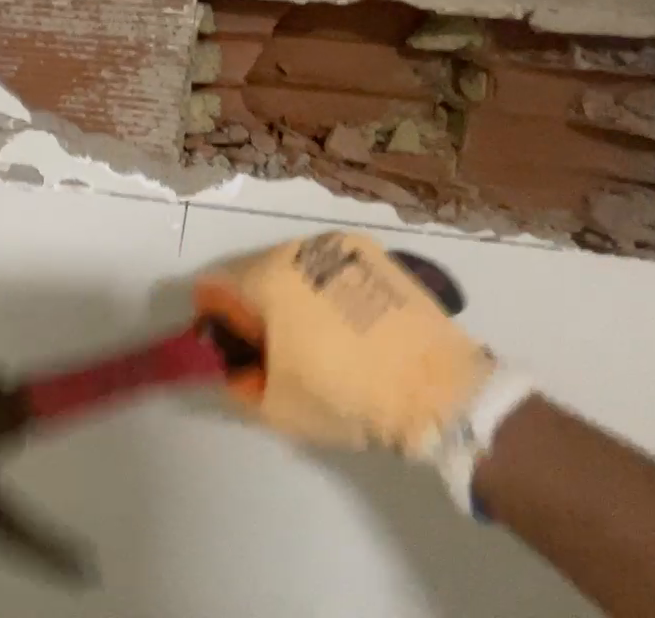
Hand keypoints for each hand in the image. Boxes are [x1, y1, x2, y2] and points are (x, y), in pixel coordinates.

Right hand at [194, 232, 492, 457]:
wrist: (442, 395)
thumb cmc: (347, 396)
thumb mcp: (275, 405)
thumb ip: (235, 381)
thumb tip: (227, 368)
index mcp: (265, 277)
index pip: (213, 290)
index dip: (216, 324)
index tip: (235, 352)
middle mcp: (298, 250)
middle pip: (254, 276)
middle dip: (257, 310)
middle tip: (277, 351)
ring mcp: (343, 250)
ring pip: (297, 272)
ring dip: (294, 299)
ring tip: (321, 341)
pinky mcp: (380, 259)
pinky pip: (335, 272)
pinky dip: (330, 294)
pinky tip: (352, 329)